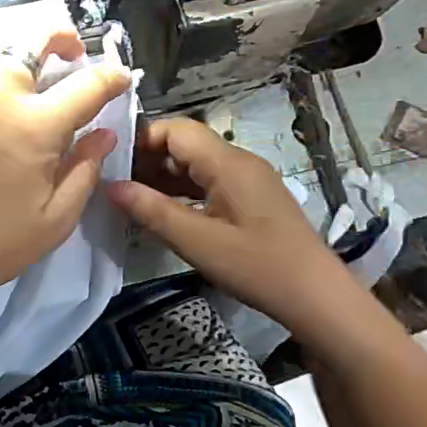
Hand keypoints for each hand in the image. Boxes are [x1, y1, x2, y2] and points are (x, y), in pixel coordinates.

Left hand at [0, 31, 130, 358]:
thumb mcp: (56, 218)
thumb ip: (85, 168)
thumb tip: (104, 133)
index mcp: (35, 123)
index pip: (88, 83)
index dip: (113, 76)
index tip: (123, 77)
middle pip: (34, 40)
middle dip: (62, 39)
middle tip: (73, 56)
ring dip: (16, 55)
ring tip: (26, 78)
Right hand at [106, 117, 342, 327]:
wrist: (315, 296)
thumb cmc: (256, 266)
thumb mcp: (197, 241)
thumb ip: (152, 211)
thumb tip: (110, 187)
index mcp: (228, 163)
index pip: (176, 130)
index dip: (141, 139)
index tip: (111, 162)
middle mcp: (239, 162)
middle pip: (185, 145)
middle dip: (148, 160)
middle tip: (114, 184)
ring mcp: (247, 181)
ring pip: (196, 165)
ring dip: (163, 178)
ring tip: (130, 200)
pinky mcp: (251, 199)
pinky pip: (209, 183)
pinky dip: (183, 192)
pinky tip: (162, 213)